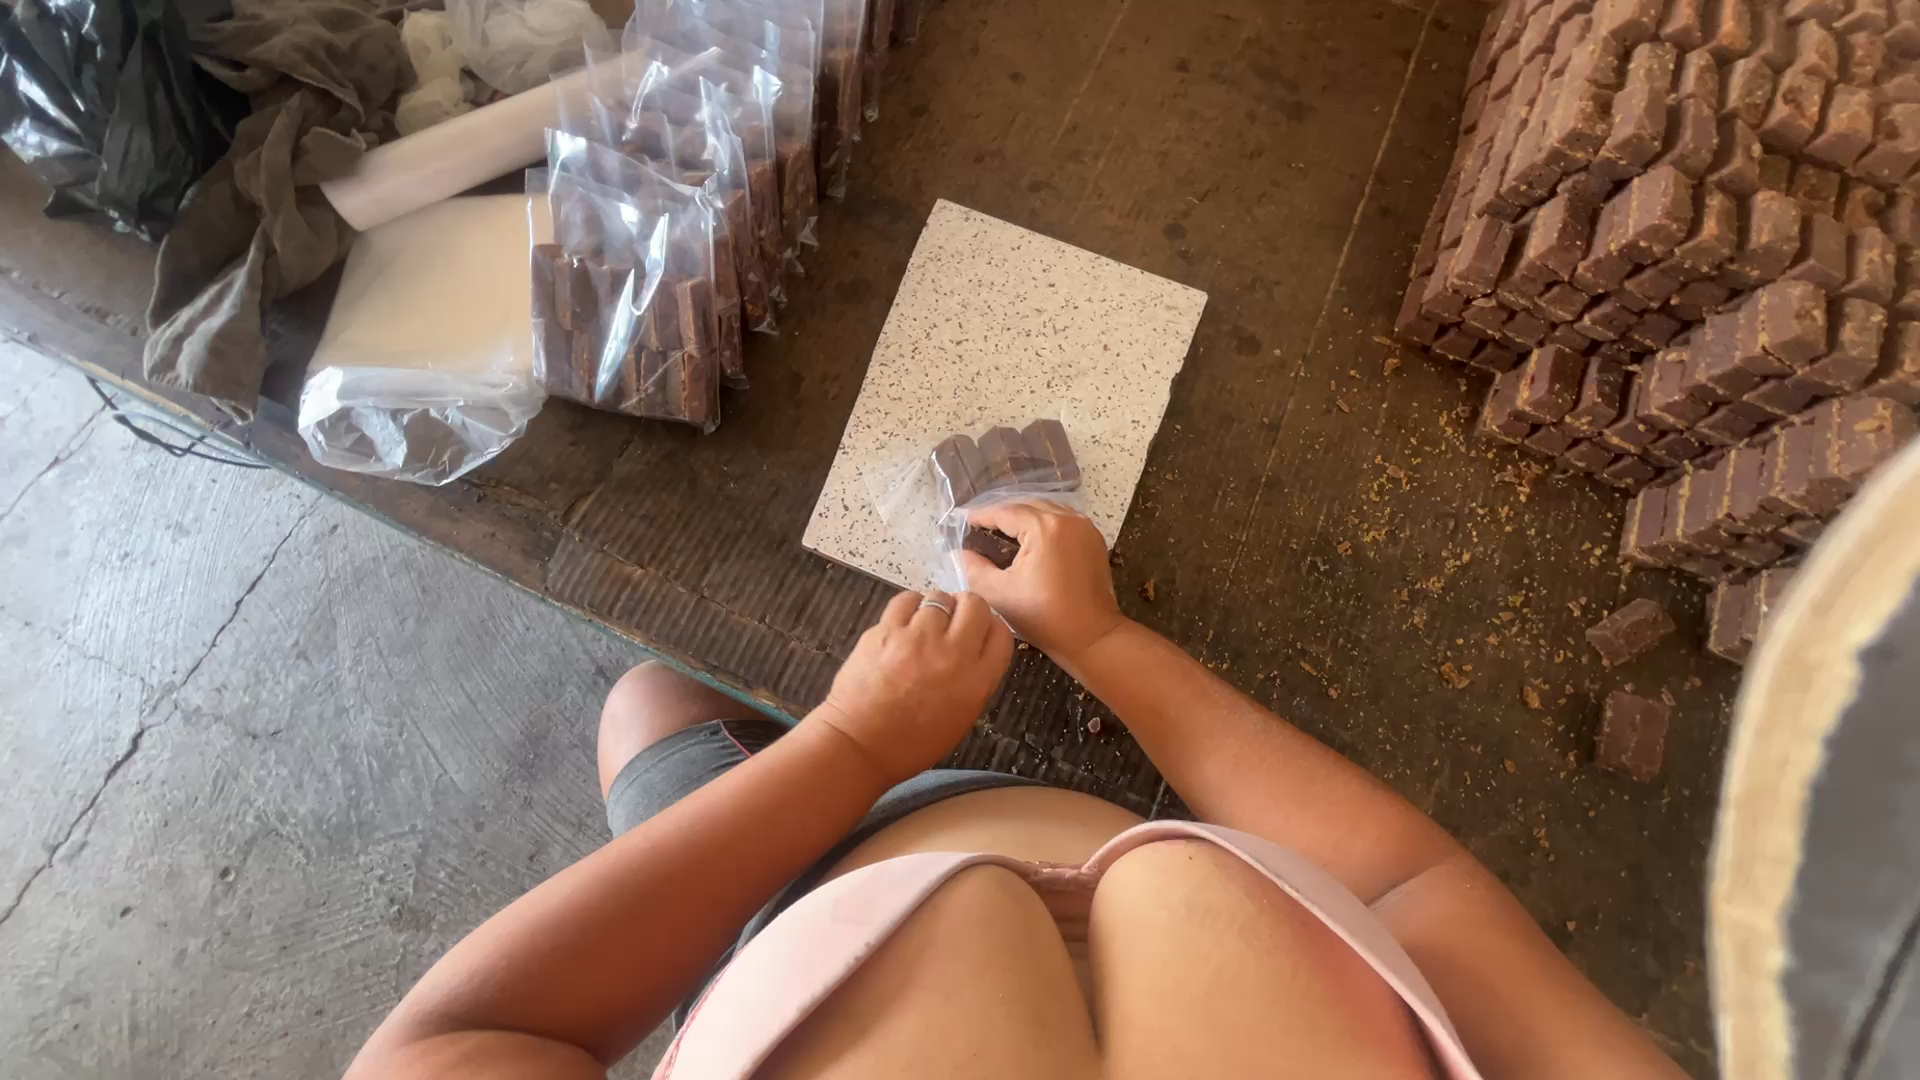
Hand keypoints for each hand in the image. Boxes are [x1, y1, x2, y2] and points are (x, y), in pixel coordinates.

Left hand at [813, 589, 1014, 785]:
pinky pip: (906, 600)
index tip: (979, 630)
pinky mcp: (887, 630)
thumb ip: (975, 679)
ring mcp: (919, 638)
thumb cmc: (911, 742)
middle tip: (953, 620)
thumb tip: (973, 648)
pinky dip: (909, 605)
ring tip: (924, 623)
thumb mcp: (961, 717)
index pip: (1001, 633)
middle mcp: (954, 654)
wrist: (860, 745)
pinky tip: (904, 620)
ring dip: (936, 606)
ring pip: (940, 597)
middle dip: (967, 608)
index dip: (991, 627)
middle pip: (975, 605)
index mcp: (977, 681)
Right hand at [955, 500, 1126, 661]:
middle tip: (980, 529)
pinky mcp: (1094, 539)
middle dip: (1002, 515)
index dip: (981, 516)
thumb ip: (974, 568)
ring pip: (1046, 511)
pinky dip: (1044, 525)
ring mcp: (1085, 527)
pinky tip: (1030, 540)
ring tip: (1003, 533)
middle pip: (1027, 506)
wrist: (1093, 637)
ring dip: (1024, 518)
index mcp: (1045, 528)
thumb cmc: (1044, 617)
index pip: (1005, 512)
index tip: (963, 522)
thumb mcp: (1000, 594)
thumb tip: (961, 552)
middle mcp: (1068, 519)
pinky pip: (1063, 521)